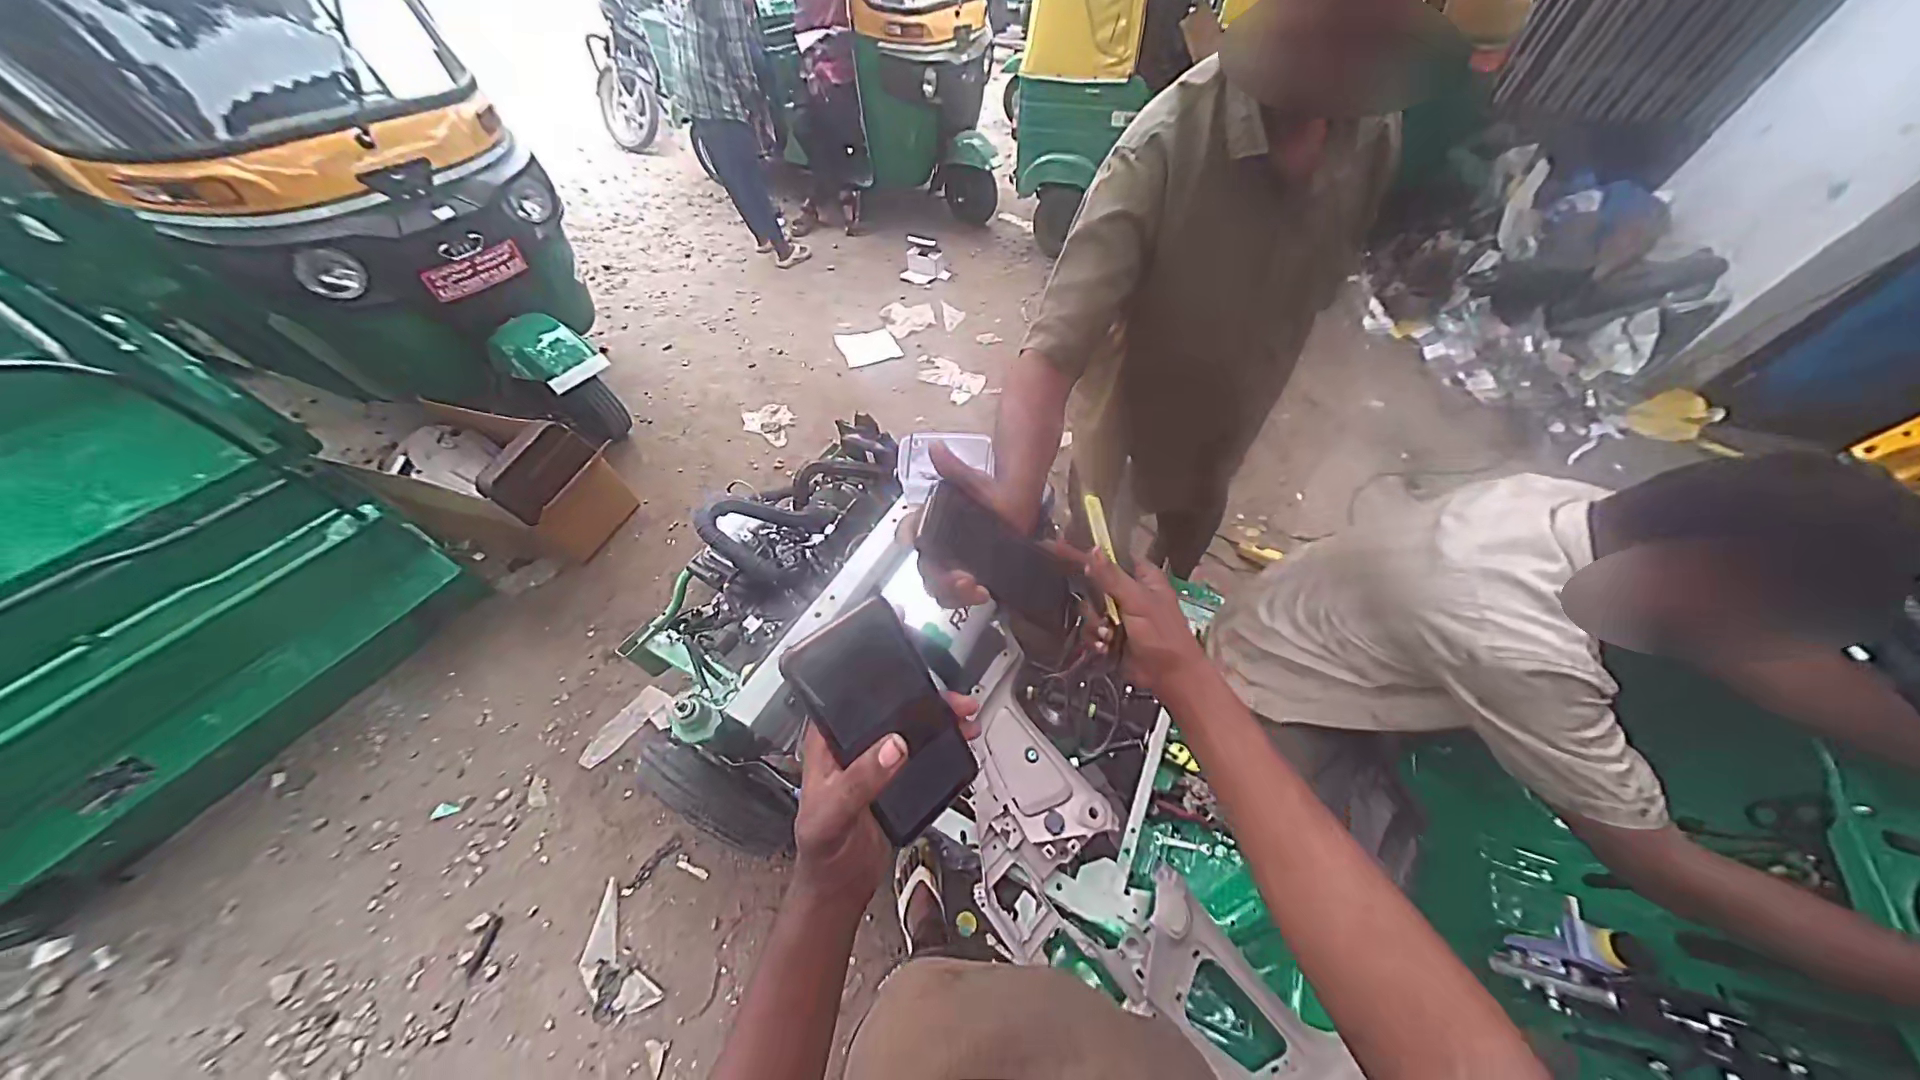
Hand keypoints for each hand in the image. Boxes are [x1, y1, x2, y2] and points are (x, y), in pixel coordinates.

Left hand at [791, 693, 980, 904]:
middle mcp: (851, 746)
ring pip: (909, 729)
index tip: (917, 686)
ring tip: (962, 719)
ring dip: (936, 722)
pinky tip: (955, 743)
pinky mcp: (895, 779)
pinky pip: (921, 754)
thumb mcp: (833, 814)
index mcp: (827, 744)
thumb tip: (892, 748)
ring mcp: (874, 762)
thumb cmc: (819, 850)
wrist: (839, 886)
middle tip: (953, 703)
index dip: (885, 688)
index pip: (854, 701)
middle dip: (923, 702)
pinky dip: (941, 746)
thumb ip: (859, 781)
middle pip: (890, 710)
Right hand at [904, 441, 1037, 608]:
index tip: (920, 540)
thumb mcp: (969, 479)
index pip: (908, 532)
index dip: (911, 539)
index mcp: (929, 525)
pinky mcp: (970, 575)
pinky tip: (984, 593)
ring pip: (940, 588)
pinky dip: (968, 597)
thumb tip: (936, 448)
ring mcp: (952, 564)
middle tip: (965, 581)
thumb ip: (952, 468)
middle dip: (942, 581)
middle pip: (926, 570)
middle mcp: (935, 547)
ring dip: (955, 594)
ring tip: (977, 591)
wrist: (1015, 501)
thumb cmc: (988, 491)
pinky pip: (961, 593)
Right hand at [1078, 550, 1208, 695]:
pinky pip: (1091, 629)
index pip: (1110, 555)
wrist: (1170, 678)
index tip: (1060, 548)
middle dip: (1091, 600)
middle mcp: (1129, 592)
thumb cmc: (1163, 635)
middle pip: (1094, 583)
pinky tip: (1104, 645)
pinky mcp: (1111, 634)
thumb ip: (1112, 576)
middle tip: (1094, 608)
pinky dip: (1095, 638)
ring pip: (1089, 608)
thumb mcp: (1137, 601)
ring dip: (1094, 623)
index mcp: (1142, 576)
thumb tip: (1092, 550)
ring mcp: (1119, 614)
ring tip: (1106, 634)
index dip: (1087, 552)